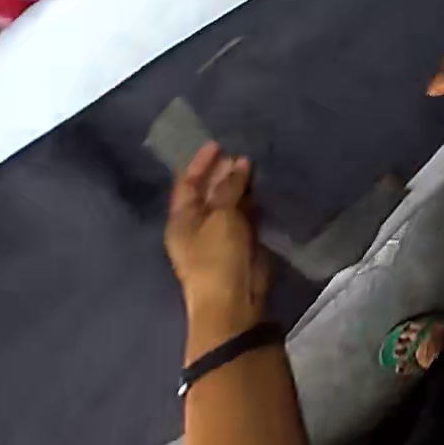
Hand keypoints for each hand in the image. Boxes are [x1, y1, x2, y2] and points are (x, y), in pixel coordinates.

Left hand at [166, 142, 268, 346]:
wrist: (233, 302)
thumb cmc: (217, 257)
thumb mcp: (221, 216)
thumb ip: (230, 186)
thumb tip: (240, 161)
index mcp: (182, 219)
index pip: (187, 184)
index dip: (200, 162)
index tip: (218, 143)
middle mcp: (198, 224)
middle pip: (209, 190)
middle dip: (223, 170)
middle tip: (241, 150)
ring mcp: (219, 233)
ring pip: (228, 201)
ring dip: (239, 183)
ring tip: (255, 162)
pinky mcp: (240, 241)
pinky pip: (244, 213)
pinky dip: (251, 199)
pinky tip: (262, 185)